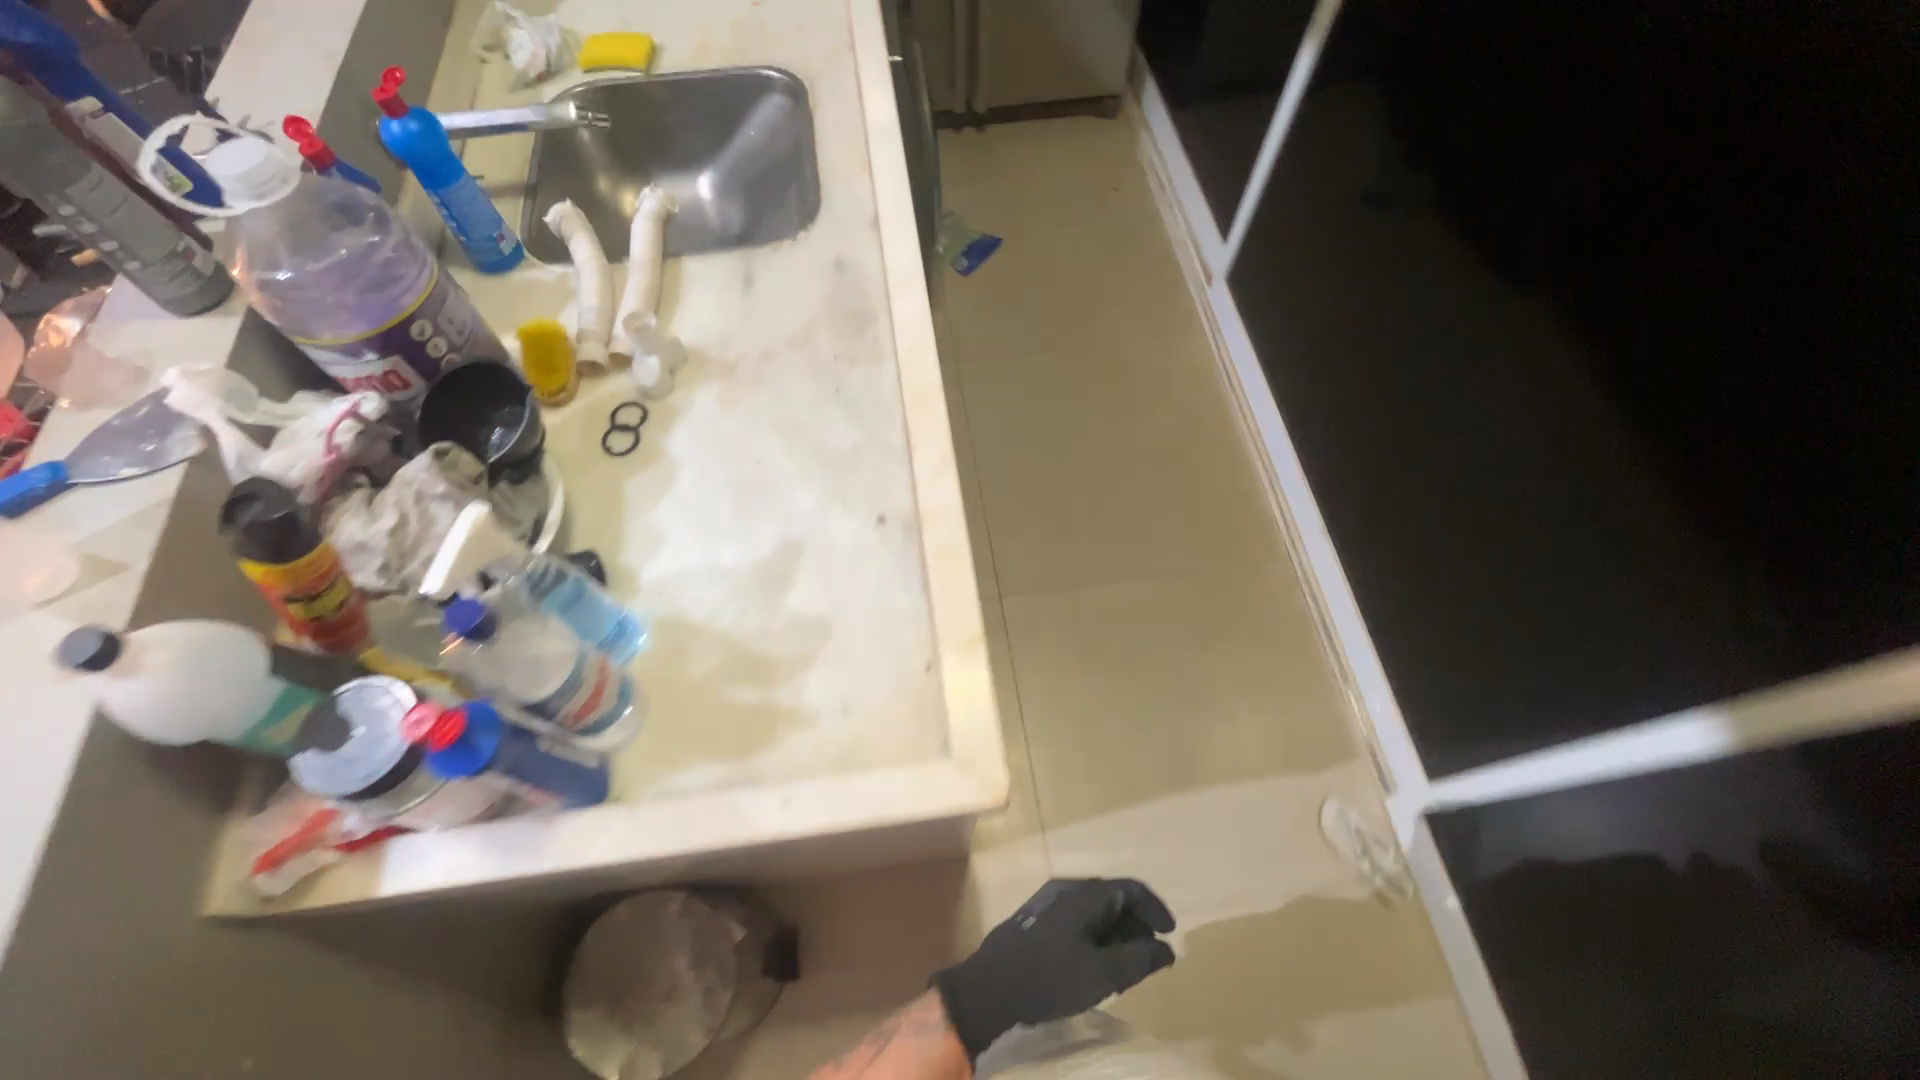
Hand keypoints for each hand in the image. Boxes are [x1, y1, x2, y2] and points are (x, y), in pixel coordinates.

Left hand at [932, 877, 1176, 1060]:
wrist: (988, 988)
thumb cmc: (1048, 977)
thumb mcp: (1102, 974)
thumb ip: (1139, 960)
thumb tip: (1166, 949)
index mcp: (1083, 894)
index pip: (1130, 889)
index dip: (1155, 910)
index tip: (1170, 934)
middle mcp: (1065, 890)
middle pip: (1112, 899)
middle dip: (1136, 926)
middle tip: (1148, 958)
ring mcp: (1047, 904)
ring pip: (1093, 912)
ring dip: (1115, 935)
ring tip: (1125, 968)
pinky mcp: (1035, 921)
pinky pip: (1076, 922)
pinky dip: (1095, 938)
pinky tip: (1094, 966)